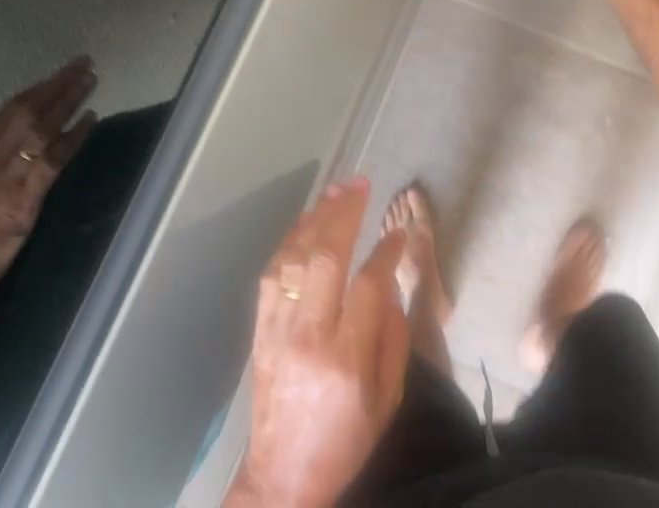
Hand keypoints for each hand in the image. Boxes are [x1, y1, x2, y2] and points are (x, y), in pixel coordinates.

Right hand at [0, 56, 97, 294]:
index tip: (62, 71)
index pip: (9, 110)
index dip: (39, 87)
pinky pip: (54, 160)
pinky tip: (91, 120)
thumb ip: (1, 151)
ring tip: (91, 82)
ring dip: (70, 102)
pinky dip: (74, 137)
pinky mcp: (25, 199)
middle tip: (84, 64)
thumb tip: (36, 122)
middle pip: (28, 112)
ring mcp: (7, 179)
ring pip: (43, 130)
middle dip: (58, 85)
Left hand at [230, 178, 408, 507]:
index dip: (386, 251)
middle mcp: (309, 336)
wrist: (284, 474)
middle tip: (361, 184)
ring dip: (315, 219)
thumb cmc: (346, 439)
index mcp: (347, 358)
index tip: (398, 233)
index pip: (369, 285)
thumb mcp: (388, 399)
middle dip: (345, 214)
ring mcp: (278, 330)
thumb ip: (393, 338)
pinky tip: (306, 223)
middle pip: (325, 258)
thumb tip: (388, 285)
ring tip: (335, 191)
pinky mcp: (260, 330)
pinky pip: (272, 274)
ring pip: (294, 259)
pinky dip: (289, 242)